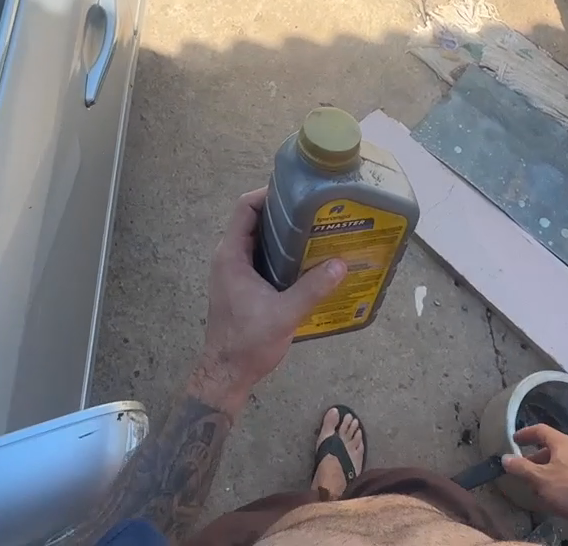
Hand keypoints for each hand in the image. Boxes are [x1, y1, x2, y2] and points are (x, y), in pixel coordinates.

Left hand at [188, 189, 346, 412]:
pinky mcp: (244, 285)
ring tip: (317, 231)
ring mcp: (235, 271)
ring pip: (260, 240)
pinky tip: (308, 261)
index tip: (296, 192)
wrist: (226, 375)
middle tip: (315, 210)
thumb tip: (341, 264)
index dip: (268, 194)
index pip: (245, 208)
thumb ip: (312, 288)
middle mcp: (230, 257)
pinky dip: (282, 253)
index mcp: (231, 255)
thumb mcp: (284, 315)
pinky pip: (263, 257)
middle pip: (255, 220)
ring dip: (284, 234)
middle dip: (283, 213)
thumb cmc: (247, 343)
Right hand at [500, 423, 567, 519]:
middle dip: (536, 456)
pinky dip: (560, 477)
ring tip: (539, 483)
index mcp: (563, 443)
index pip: (541, 430)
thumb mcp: (540, 479)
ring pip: (563, 461)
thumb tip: (505, 458)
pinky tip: (557, 493)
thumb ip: (521, 468)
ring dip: (548, 468)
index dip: (526, 433)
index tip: (515, 439)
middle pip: (552, 446)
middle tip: (525, 465)